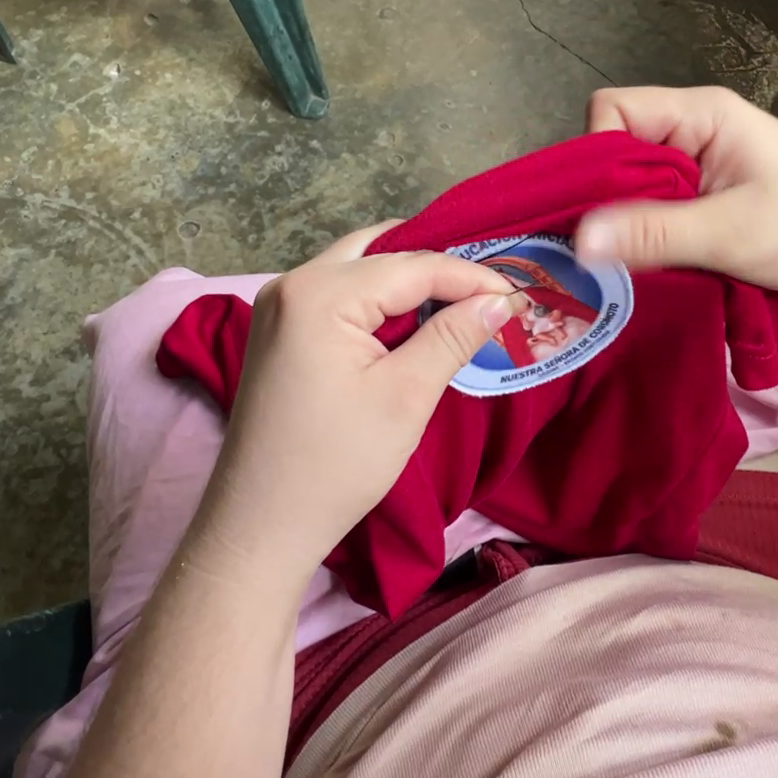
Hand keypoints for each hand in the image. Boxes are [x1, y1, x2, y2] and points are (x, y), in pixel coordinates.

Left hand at [194, 224, 513, 581]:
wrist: (260, 525)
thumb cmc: (335, 465)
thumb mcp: (406, 397)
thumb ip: (452, 337)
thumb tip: (499, 301)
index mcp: (318, 294)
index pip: (412, 265)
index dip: (470, 277)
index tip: (516, 295)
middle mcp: (291, 284)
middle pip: (380, 251)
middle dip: (437, 266)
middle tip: (487, 290)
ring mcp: (278, 305)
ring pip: (359, 267)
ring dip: (409, 280)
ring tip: (460, 301)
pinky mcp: (280, 330)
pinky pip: (340, 292)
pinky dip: (381, 299)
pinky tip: (413, 320)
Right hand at [574, 86, 777, 313]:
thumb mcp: (730, 232)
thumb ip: (652, 232)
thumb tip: (577, 239)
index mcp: (701, 114)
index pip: (613, 111)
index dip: (595, 155)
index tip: (600, 210)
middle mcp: (694, 132)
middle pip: (617, 151)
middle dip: (607, 200)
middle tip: (609, 249)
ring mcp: (701, 168)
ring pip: (634, 187)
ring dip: (629, 225)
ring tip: (633, 263)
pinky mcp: (707, 201)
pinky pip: (656, 211)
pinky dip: (649, 238)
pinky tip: (654, 265)